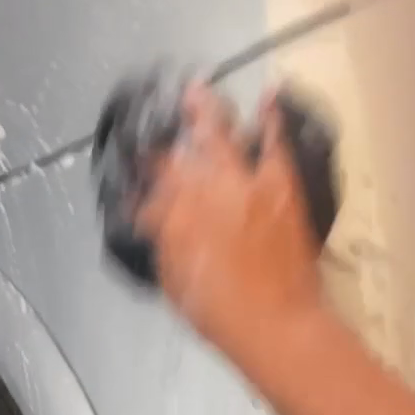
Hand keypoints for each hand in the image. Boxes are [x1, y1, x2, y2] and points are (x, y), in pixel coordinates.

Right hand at [136, 84, 328, 359]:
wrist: (278, 324)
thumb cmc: (220, 315)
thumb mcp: (176, 286)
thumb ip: (166, 249)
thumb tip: (159, 227)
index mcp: (173, 222)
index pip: (148, 197)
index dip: (139, 190)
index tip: (133, 187)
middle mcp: (203, 194)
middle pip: (175, 159)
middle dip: (161, 145)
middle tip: (153, 131)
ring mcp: (243, 184)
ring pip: (218, 137)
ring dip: (203, 112)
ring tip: (195, 90)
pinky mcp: (280, 183)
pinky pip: (275, 142)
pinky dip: (272, 118)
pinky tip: (269, 94)